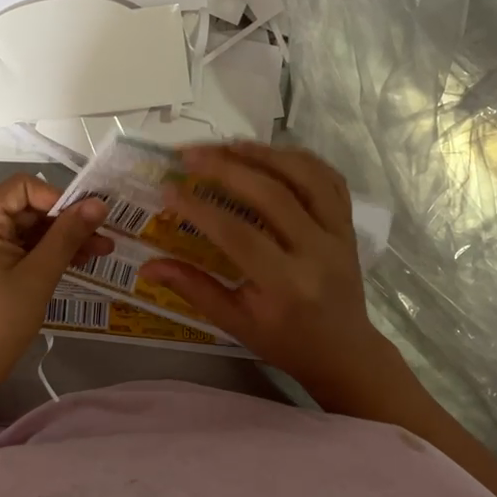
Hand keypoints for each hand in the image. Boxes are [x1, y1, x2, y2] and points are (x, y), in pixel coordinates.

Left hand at [0, 175, 111, 400]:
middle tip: (104, 236)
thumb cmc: (2, 320)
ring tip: (102, 251)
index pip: (23, 187)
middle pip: (28, 207)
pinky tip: (79, 259)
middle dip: (66, 220)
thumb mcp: (40, 274)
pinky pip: (24, 245)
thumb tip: (99, 203)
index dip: (58, 197)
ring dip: (63, 237)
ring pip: (30, 227)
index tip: (87, 218)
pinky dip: (49, 251)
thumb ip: (68, 235)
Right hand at [140, 142, 386, 402]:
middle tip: (189, 156)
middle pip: (272, 195)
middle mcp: (317, 253)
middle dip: (226, 169)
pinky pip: (328, 177)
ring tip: (226, 145)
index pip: (239, 235)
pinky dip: (297, 158)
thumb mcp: (235, 323)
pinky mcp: (348, 223)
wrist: (345, 352)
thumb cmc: (285, 340)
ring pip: (305, 176)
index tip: (168, 190)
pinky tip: (267, 153)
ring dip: (262, 154)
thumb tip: (147, 265)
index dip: (200, 209)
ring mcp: (339, 234)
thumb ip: (193, 288)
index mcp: (287, 285)